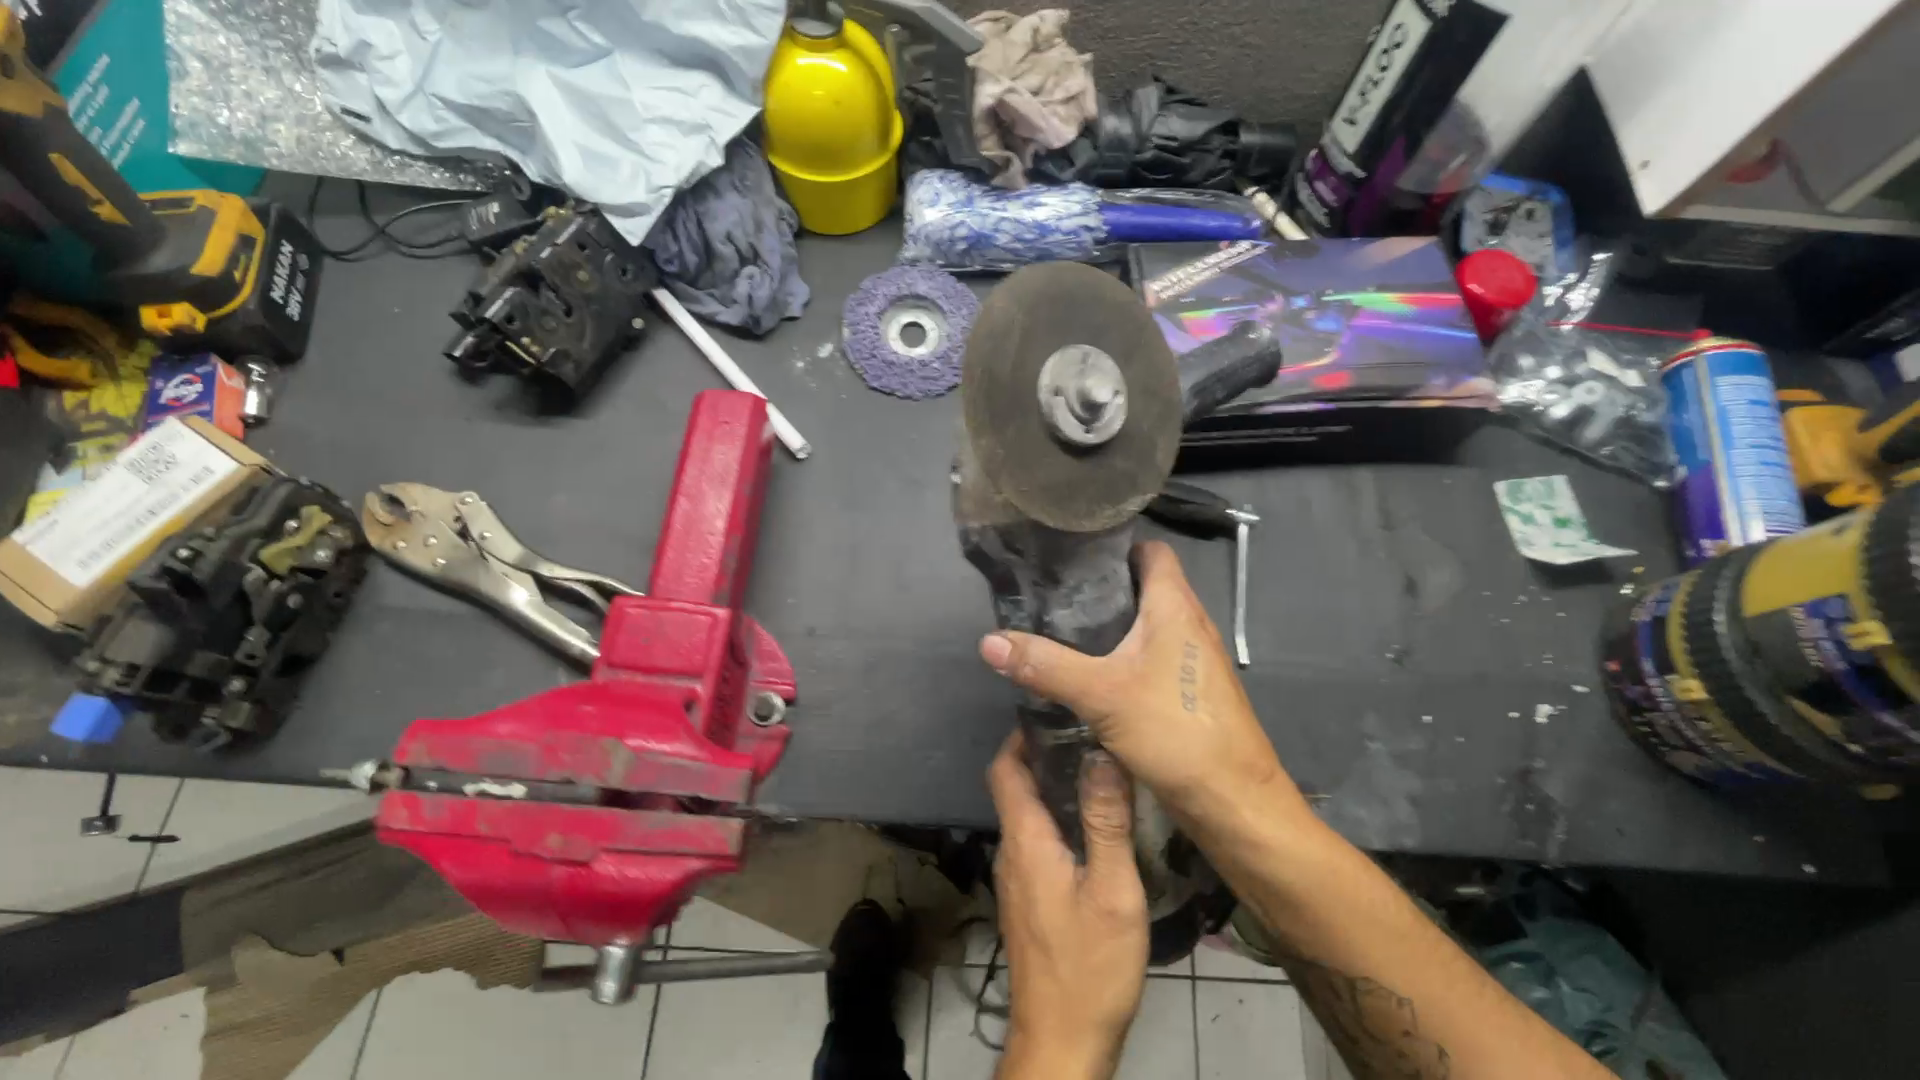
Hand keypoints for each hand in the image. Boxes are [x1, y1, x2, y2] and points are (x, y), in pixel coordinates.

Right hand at [978, 541, 1302, 825]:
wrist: (1234, 800)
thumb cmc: (1176, 731)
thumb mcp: (1101, 694)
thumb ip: (1045, 665)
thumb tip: (988, 641)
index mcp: (1176, 606)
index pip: (1151, 551)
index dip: (1115, 546)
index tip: (1072, 558)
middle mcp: (1190, 624)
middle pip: (1145, 588)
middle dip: (1101, 590)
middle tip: (1052, 600)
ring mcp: (1192, 660)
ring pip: (1147, 627)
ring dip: (1111, 628)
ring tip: (1063, 635)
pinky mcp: (1189, 692)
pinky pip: (1151, 659)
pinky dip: (1123, 659)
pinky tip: (1091, 679)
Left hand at [989, 733, 1146, 1079]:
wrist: (1062, 1038)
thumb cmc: (1089, 965)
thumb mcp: (1111, 891)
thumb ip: (1106, 822)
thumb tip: (1100, 755)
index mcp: (1025, 840)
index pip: (1005, 768)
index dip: (1023, 735)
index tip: (1059, 713)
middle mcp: (1011, 852)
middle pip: (1016, 788)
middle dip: (1046, 757)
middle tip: (1094, 737)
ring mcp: (1017, 879)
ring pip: (1029, 816)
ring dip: (1056, 790)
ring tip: (1103, 773)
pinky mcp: (1029, 901)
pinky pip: (1038, 843)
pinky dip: (1060, 822)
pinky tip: (1097, 827)